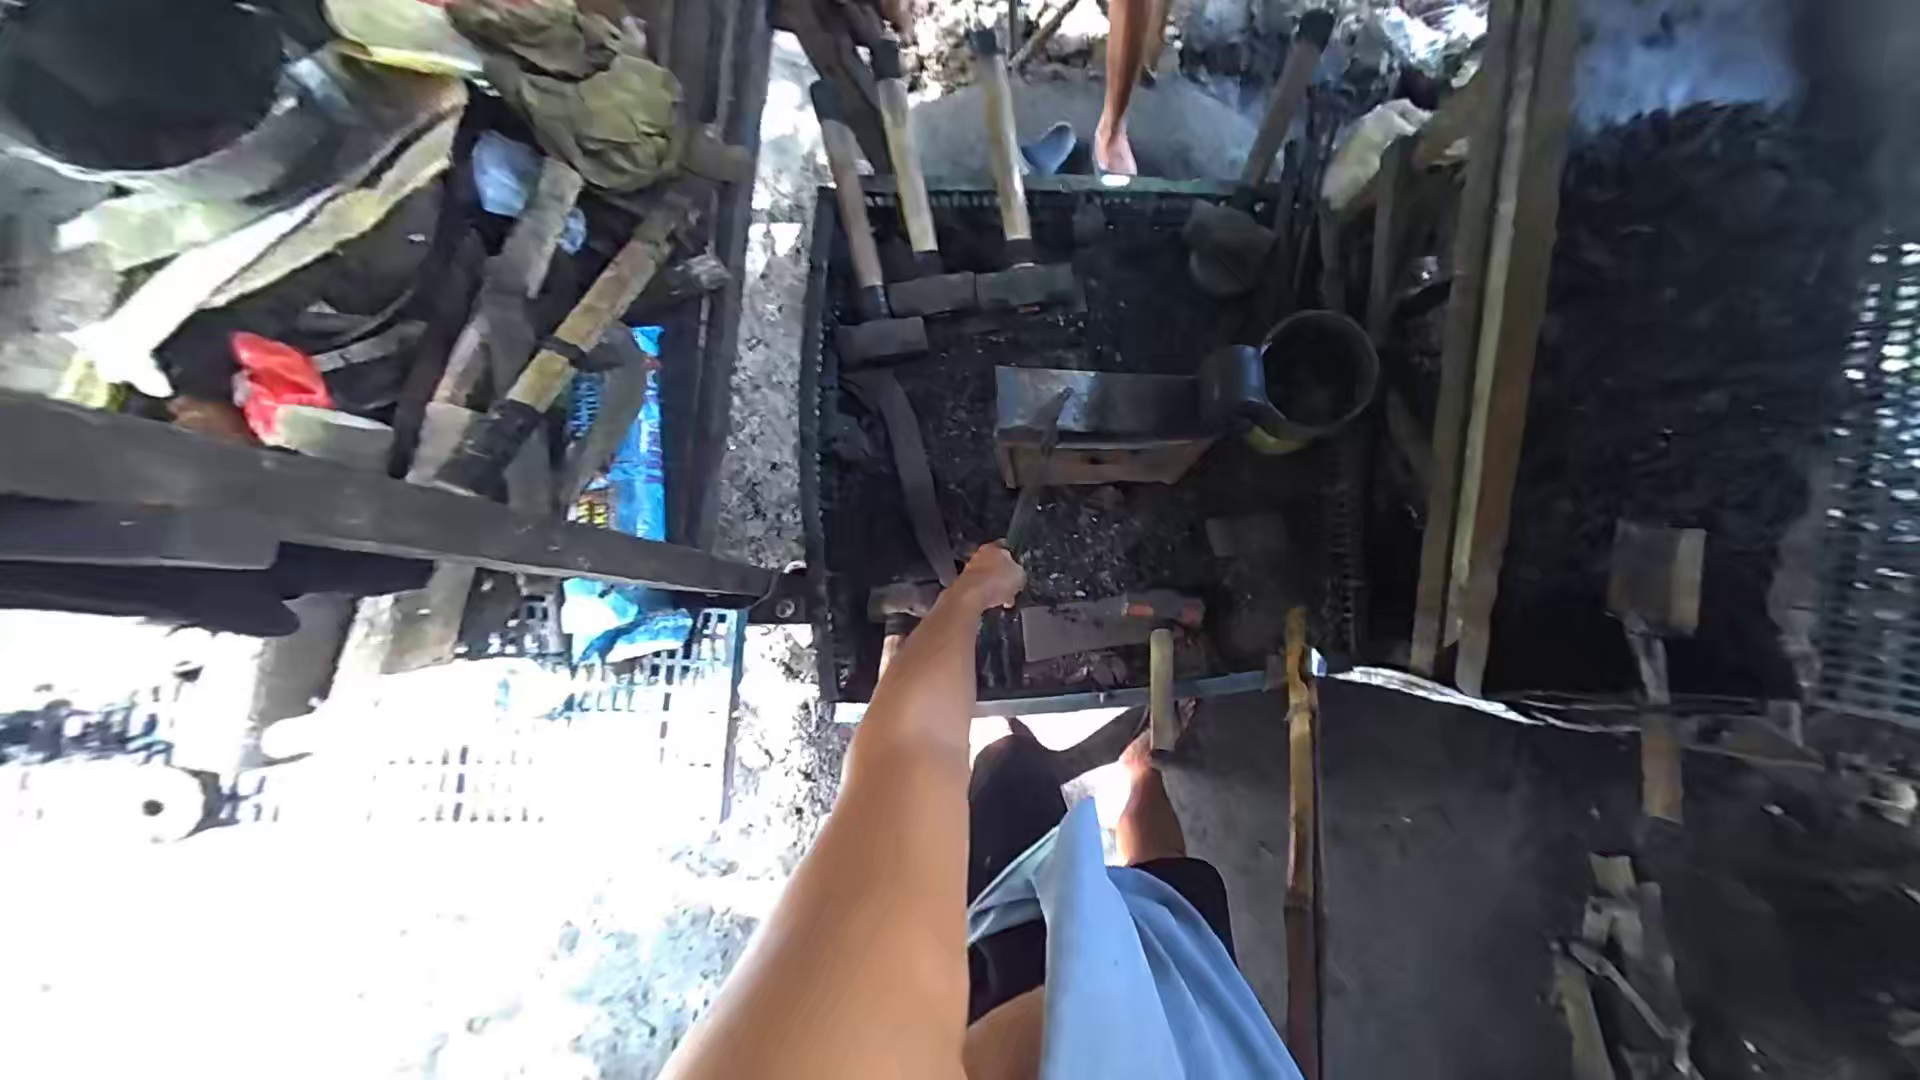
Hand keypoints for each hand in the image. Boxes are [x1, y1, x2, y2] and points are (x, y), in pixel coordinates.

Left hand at [954, 542, 1024, 611]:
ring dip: (996, 588)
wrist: (971, 597)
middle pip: (996, 565)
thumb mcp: (1020, 575)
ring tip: (1004, 599)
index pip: (1006, 548)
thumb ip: (1020, 572)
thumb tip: (1019, 575)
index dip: (1015, 560)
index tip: (1019, 569)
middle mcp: (978, 555)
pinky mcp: (964, 585)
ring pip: (988, 578)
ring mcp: (969, 570)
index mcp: (993, 547)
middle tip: (1013, 587)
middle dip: (1005, 577)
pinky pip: (980, 590)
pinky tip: (993, 603)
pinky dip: (986, 596)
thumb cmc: (995, 581)